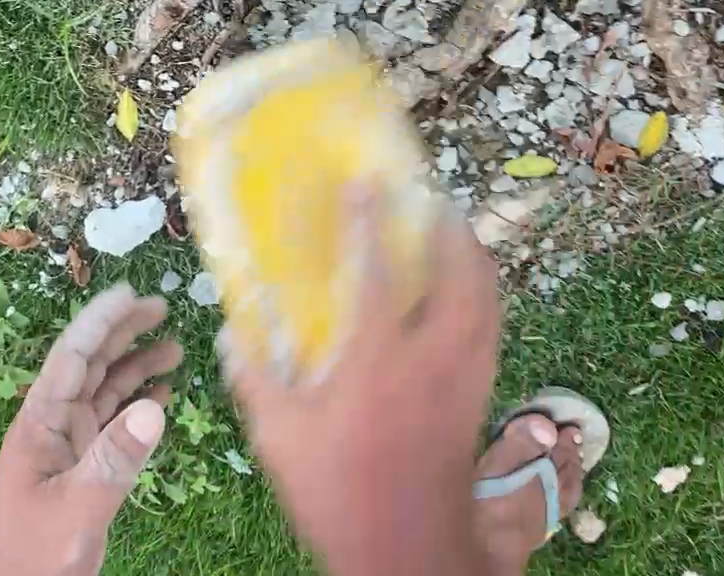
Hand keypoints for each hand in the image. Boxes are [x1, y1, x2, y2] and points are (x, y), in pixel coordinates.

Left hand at [0, 284, 182, 575]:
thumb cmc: (32, 556)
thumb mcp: (76, 509)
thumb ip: (115, 458)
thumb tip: (157, 405)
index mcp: (42, 418)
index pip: (73, 353)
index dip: (100, 319)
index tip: (129, 291)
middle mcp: (57, 420)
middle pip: (93, 361)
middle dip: (124, 331)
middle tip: (163, 307)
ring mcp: (71, 441)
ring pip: (108, 387)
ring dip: (138, 364)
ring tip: (176, 347)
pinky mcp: (85, 463)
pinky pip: (115, 420)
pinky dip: (139, 402)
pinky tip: (164, 392)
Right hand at [224, 186, 501, 575]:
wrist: (410, 550)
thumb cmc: (340, 490)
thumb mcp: (280, 438)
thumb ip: (255, 380)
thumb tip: (231, 333)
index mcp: (376, 360)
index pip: (377, 274)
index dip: (370, 221)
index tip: (365, 184)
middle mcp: (430, 357)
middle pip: (460, 272)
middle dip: (448, 225)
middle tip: (428, 198)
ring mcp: (464, 374)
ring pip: (487, 295)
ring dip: (472, 253)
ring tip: (452, 229)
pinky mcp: (480, 393)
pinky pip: (492, 325)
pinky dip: (482, 293)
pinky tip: (462, 291)